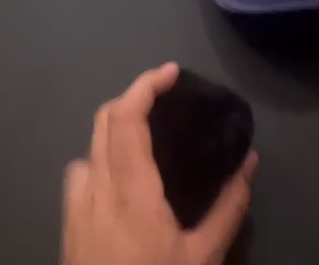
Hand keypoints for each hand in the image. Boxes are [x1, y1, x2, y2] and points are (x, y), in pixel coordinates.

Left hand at [63, 63, 257, 264]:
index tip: (171, 72)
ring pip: (87, 146)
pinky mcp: (67, 229)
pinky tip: (121, 180)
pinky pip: (78, 175)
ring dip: (113, 128)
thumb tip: (251, 161)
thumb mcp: (204, 259)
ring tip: (144, 136)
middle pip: (104, 119)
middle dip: (132, 96)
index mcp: (131, 190)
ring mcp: (76, 209)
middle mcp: (97, 189)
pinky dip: (99, 159)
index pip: (127, 116)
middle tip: (165, 96)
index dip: (145, 84)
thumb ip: (229, 206)